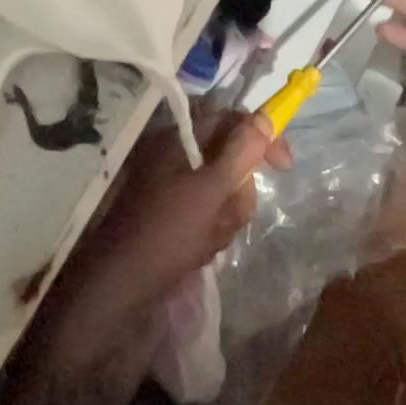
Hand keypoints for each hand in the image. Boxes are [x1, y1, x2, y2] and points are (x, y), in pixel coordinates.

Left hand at [40, 110, 290, 373]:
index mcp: (180, 140)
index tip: (284, 165)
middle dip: (239, 191)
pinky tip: (200, 251)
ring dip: (227, 216)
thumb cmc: (166, 233)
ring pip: (225, 192)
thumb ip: (241, 151)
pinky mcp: (175, 216)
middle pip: (233, 160)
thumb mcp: (210, 190)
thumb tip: (265, 116)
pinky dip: (213, 232)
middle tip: (229, 214)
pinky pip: (211, 215)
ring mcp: (174, 187)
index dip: (262, 136)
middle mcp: (177, 157)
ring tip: (210, 238)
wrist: (121, 288)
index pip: (232, 120)